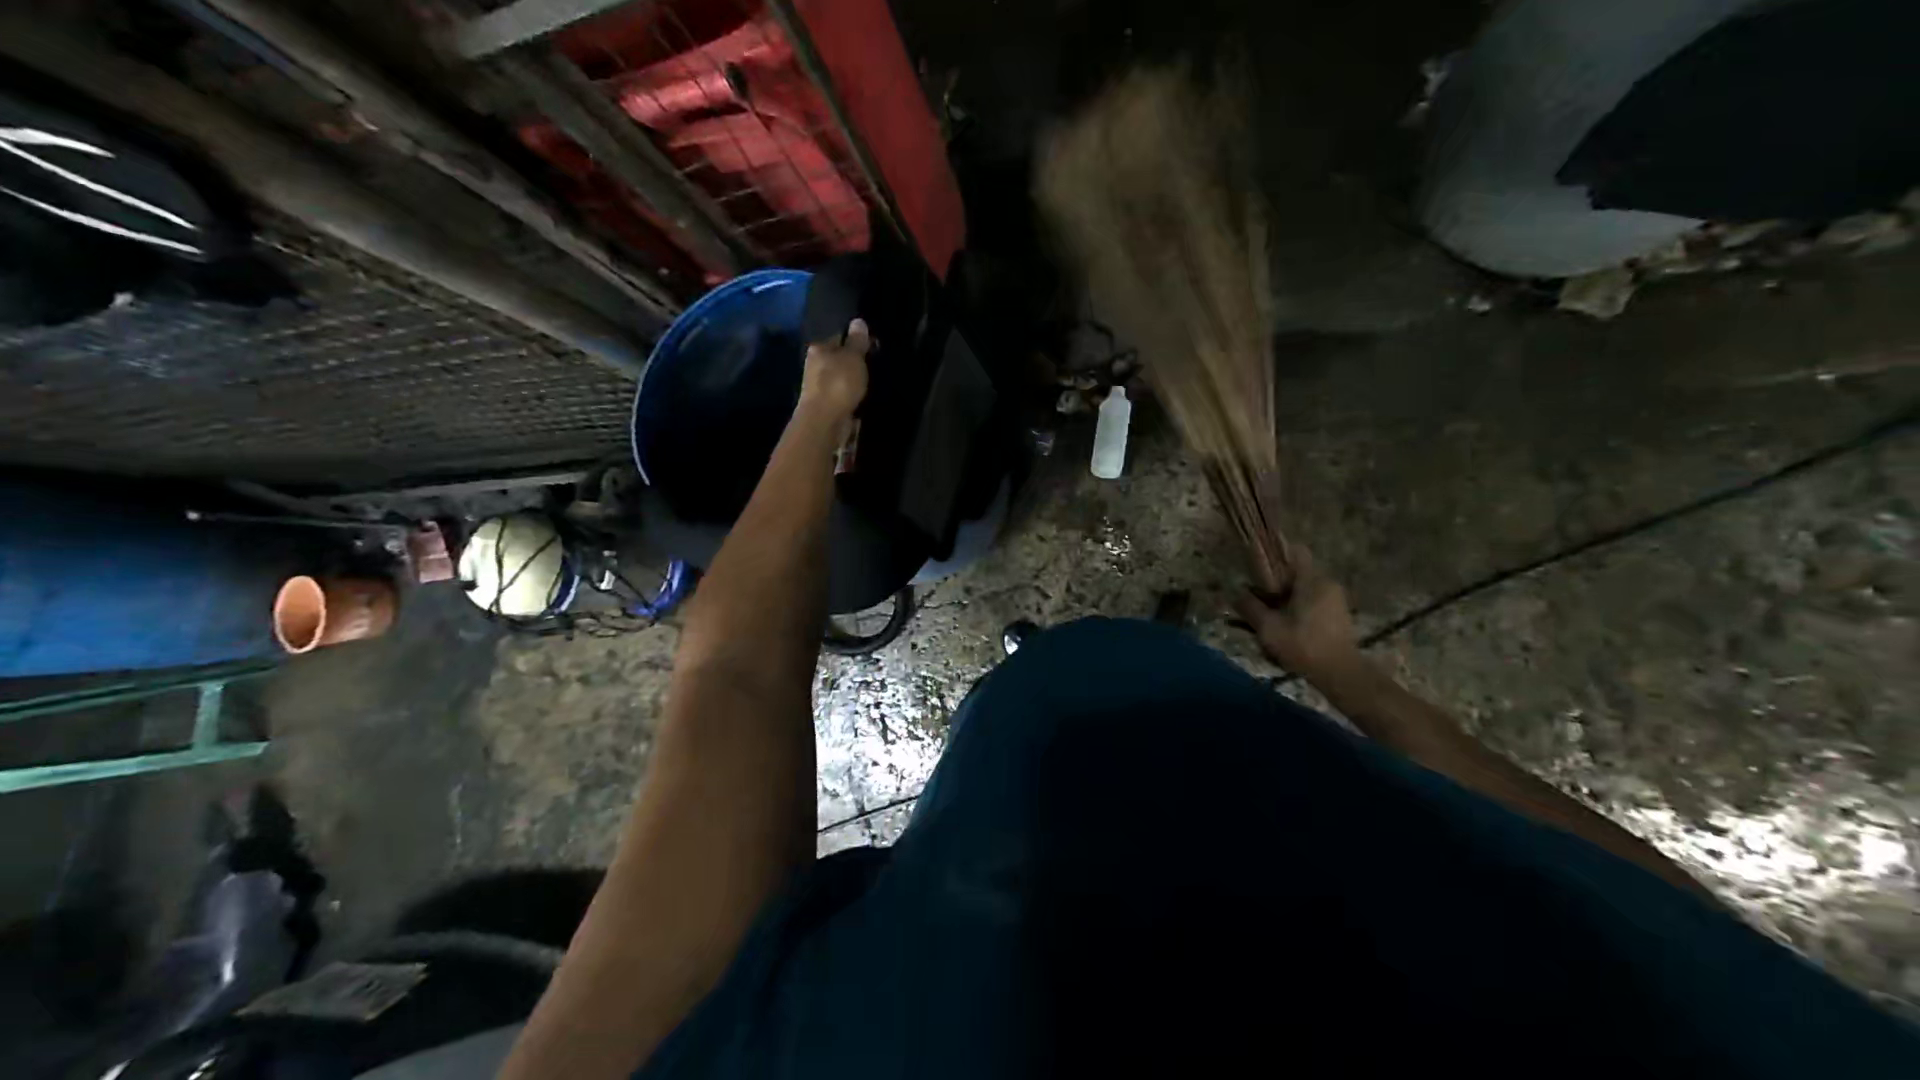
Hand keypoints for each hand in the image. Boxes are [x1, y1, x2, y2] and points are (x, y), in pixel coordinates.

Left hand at [799, 318, 871, 421]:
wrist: (825, 421)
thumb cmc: (838, 383)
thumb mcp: (852, 357)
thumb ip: (857, 341)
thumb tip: (858, 321)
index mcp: (818, 349)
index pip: (838, 337)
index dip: (854, 339)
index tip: (871, 345)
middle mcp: (815, 365)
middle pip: (838, 358)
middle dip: (853, 361)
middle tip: (874, 363)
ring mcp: (819, 386)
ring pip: (840, 377)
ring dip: (852, 379)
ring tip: (871, 380)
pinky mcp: (825, 404)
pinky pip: (842, 394)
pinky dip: (850, 394)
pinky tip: (861, 396)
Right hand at [1234, 545, 1362, 683]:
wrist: (1341, 674)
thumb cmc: (1304, 646)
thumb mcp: (1268, 628)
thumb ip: (1250, 607)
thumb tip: (1235, 594)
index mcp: (1312, 580)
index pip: (1295, 551)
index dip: (1274, 554)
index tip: (1257, 565)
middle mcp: (1327, 583)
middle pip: (1297, 571)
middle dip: (1276, 580)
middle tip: (1256, 594)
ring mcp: (1335, 598)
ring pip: (1304, 587)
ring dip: (1286, 595)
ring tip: (1268, 612)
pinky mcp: (1338, 613)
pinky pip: (1313, 599)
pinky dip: (1297, 605)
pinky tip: (1285, 623)